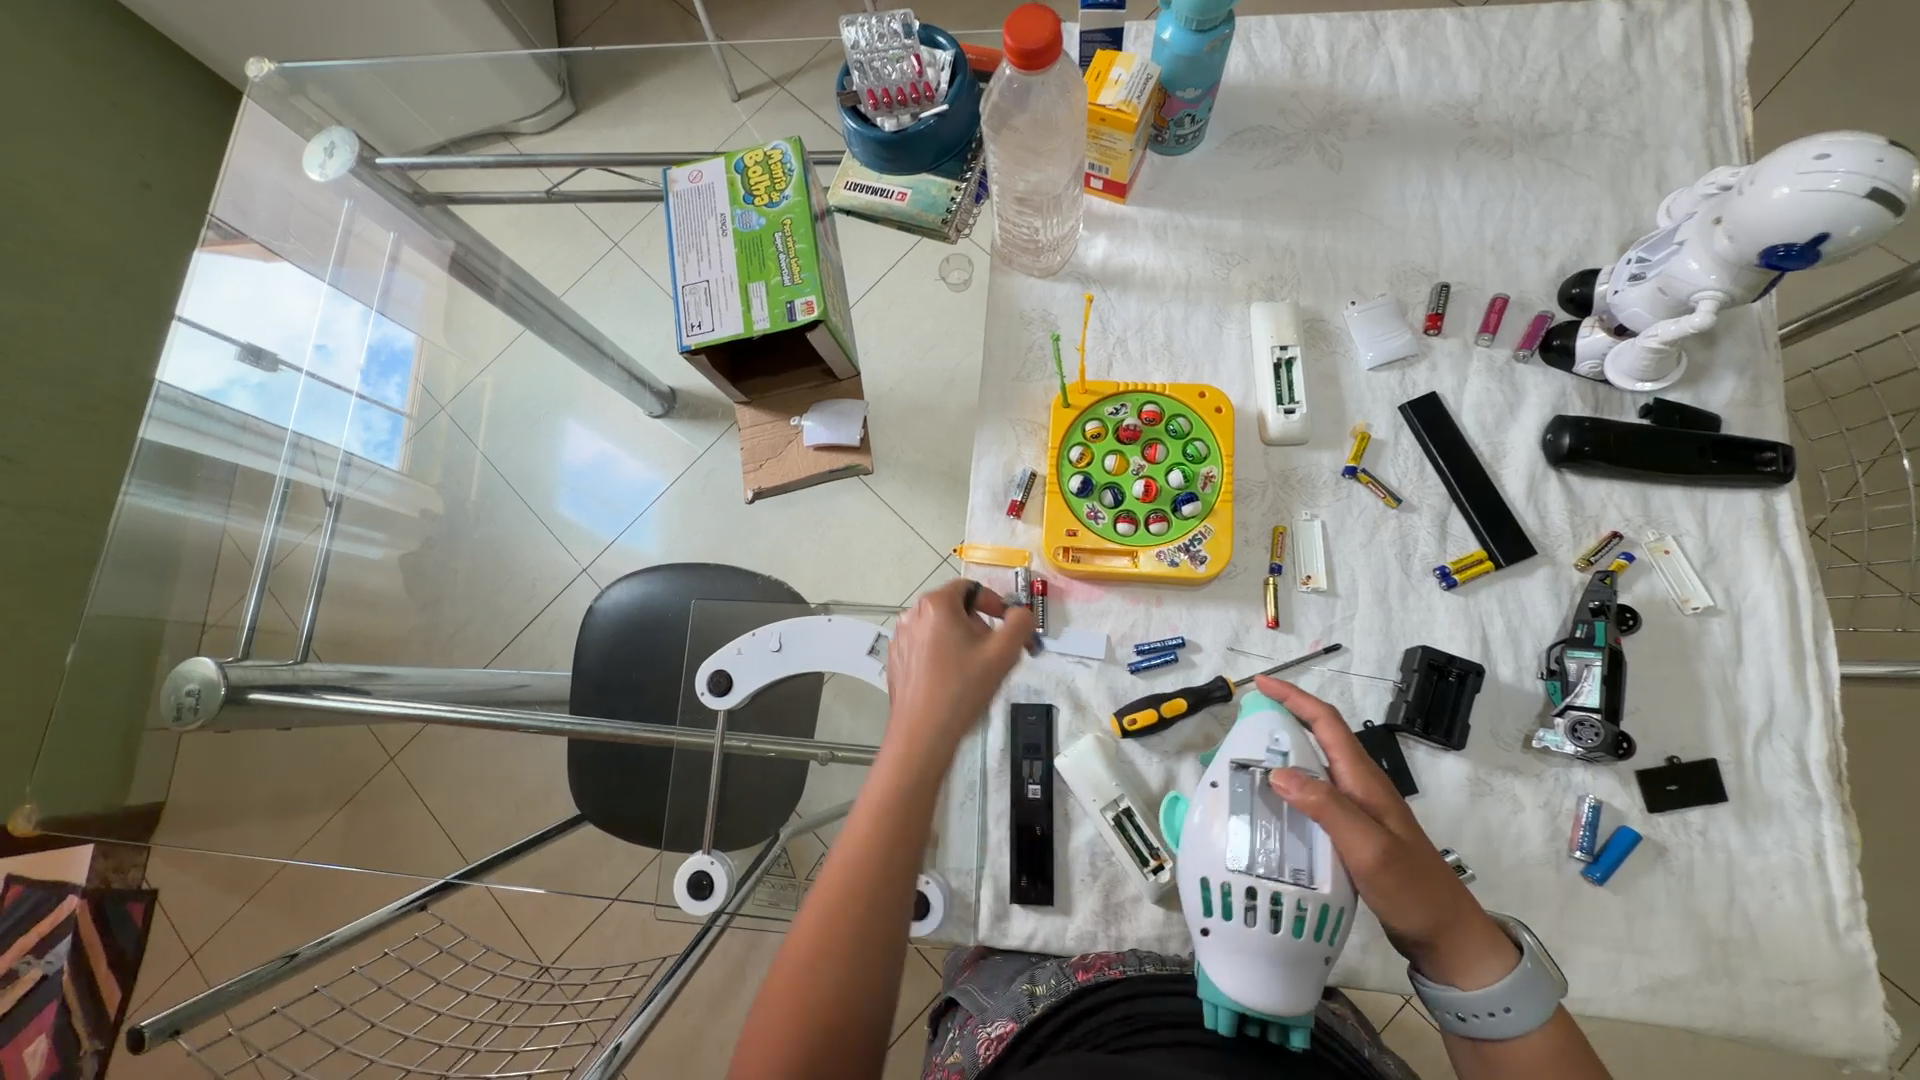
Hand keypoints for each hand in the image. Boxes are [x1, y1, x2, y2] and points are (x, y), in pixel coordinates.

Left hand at [885, 580, 1035, 757]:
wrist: (923, 733)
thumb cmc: (963, 688)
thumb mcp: (1003, 653)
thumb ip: (1020, 624)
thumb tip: (1021, 614)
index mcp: (936, 604)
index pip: (971, 588)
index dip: (994, 603)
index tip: (1007, 627)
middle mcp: (912, 614)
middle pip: (955, 608)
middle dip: (978, 625)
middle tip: (992, 653)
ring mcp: (900, 638)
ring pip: (940, 628)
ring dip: (961, 641)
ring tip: (973, 670)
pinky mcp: (895, 660)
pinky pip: (925, 647)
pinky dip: (942, 655)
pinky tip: (951, 681)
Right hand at [1255, 677, 1519, 990]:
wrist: (1445, 935)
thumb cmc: (1411, 888)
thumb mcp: (1368, 847)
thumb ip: (1326, 807)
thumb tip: (1277, 772)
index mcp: (1364, 780)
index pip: (1326, 723)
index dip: (1294, 698)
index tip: (1261, 684)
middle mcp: (1359, 787)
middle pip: (1320, 737)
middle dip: (1285, 717)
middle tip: (1246, 719)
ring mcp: (1357, 810)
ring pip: (1315, 767)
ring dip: (1284, 752)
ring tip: (1248, 757)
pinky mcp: (1352, 832)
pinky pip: (1314, 797)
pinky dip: (1290, 788)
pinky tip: (1272, 805)